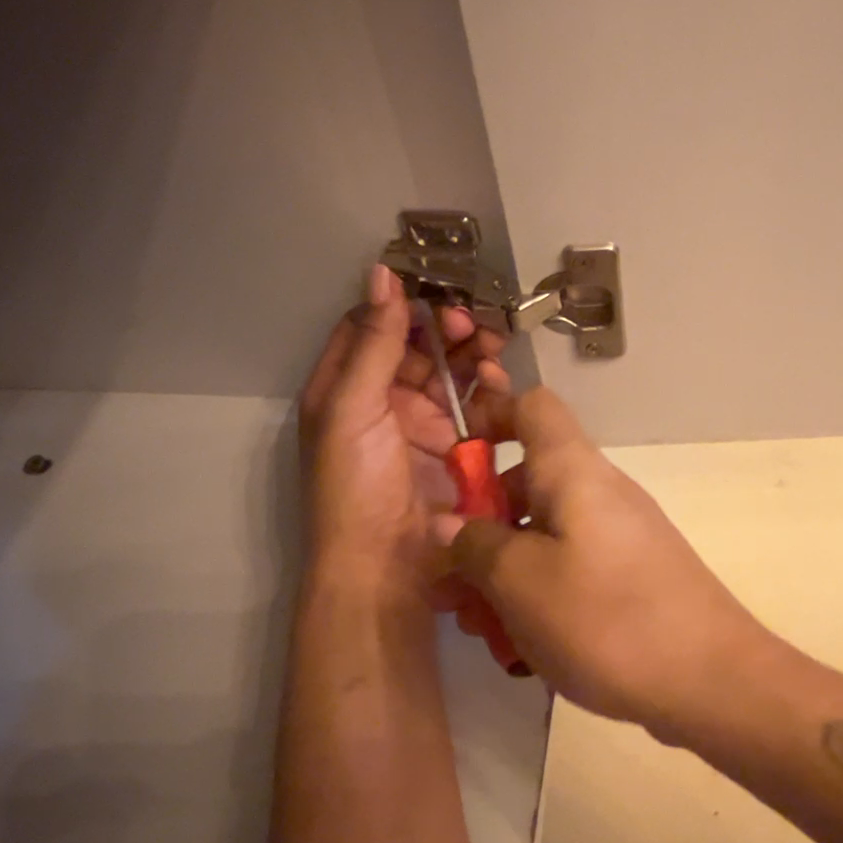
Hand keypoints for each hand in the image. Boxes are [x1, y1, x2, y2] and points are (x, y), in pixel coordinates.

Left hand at [298, 264, 508, 593]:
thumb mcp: (352, 408)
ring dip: (472, 356)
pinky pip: (476, 408)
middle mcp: (381, 400)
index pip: (372, 327)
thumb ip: (373, 343)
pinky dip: (489, 392)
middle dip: (448, 330)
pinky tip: (499, 385)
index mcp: (344, 388)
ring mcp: (421, 426)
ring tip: (494, 349)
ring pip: (452, 373)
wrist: (386, 568)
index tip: (438, 296)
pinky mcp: (457, 450)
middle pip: (419, 346)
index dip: (403, 307)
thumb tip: (383, 274)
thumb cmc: (355, 485)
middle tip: (475, 326)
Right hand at [432, 387, 773, 730]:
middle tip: (449, 583)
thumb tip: (449, 523)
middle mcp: (600, 492)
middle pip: (529, 482)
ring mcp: (621, 536)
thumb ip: (475, 546)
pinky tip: (523, 650)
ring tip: (478, 627)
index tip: (453, 464)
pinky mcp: (633, 577)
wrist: (710, 679)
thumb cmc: (606, 618)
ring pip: (546, 535)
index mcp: (573, 472)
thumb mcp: (520, 583)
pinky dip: (541, 595)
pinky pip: (573, 568)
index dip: (489, 417)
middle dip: (480, 526)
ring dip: (504, 573)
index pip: (533, 407)